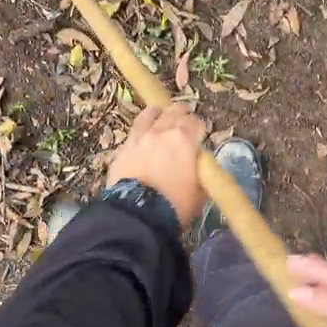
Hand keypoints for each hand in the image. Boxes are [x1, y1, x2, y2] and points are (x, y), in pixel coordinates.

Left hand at [103, 104, 208, 229]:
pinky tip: (143, 127)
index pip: (197, 123)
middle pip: (175, 113)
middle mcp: (164, 131)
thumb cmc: (175, 204)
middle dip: (182, 114)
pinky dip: (142, 124)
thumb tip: (199, 166)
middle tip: (185, 117)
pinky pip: (135, 128)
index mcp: (186, 140)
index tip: (201, 133)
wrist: (138, 214)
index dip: (200, 127)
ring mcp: (142, 136)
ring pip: (152, 115)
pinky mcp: (125, 146)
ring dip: (160, 113)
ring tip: (161, 112)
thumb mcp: (200, 192)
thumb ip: (202, 173)